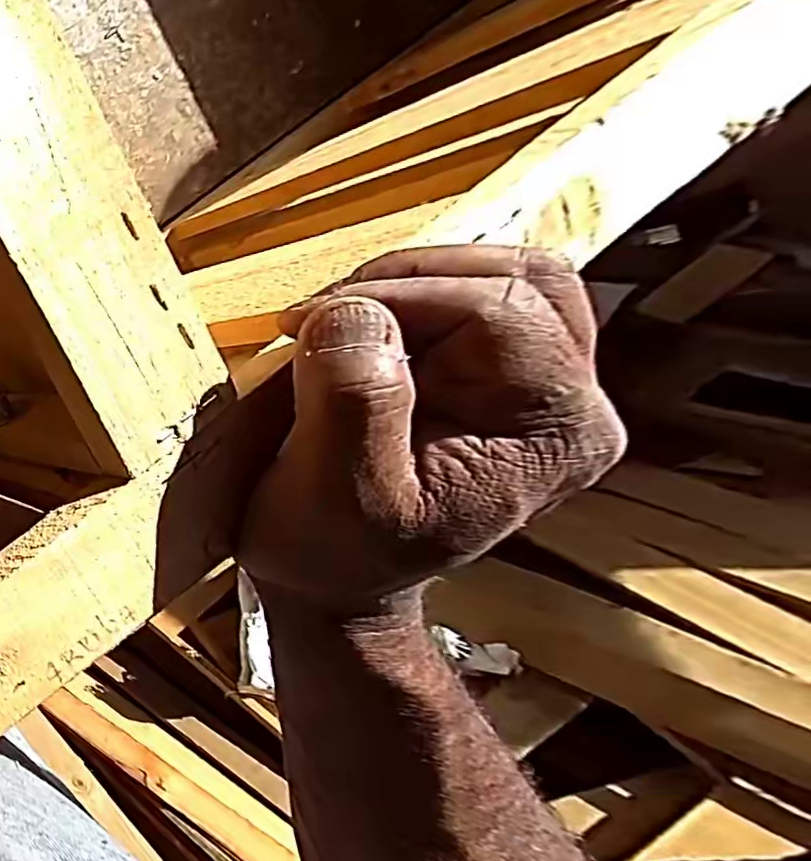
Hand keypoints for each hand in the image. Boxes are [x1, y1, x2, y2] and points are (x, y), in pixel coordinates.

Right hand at [238, 246, 626, 613]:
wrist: (330, 581)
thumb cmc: (325, 551)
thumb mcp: (332, 494)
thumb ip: (353, 404)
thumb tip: (348, 313)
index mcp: (548, 431)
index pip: (497, 309)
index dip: (393, 297)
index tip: (299, 324)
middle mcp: (560, 403)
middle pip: (518, 279)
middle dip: (404, 281)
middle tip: (318, 315)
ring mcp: (527, 392)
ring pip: (498, 282)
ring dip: (404, 285)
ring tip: (330, 319)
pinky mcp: (483, 387)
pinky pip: (465, 309)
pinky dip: (402, 303)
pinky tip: (349, 333)